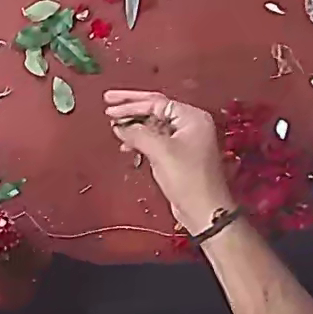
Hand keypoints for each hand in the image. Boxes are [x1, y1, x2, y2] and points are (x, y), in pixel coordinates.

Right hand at [104, 90, 234, 234]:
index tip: (110, 105)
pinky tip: (127, 144)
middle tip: (108, 104)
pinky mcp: (179, 153)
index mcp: (192, 117)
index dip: (131, 103)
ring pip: (154, 124)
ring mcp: (185, 139)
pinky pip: (156, 139)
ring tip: (114, 126)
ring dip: (134, 125)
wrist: (204, 211)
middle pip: (155, 109)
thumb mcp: (161, 152)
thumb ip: (138, 134)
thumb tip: (120, 126)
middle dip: (131, 108)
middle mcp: (190, 124)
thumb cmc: (189, 179)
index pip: (156, 102)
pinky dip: (140, 139)